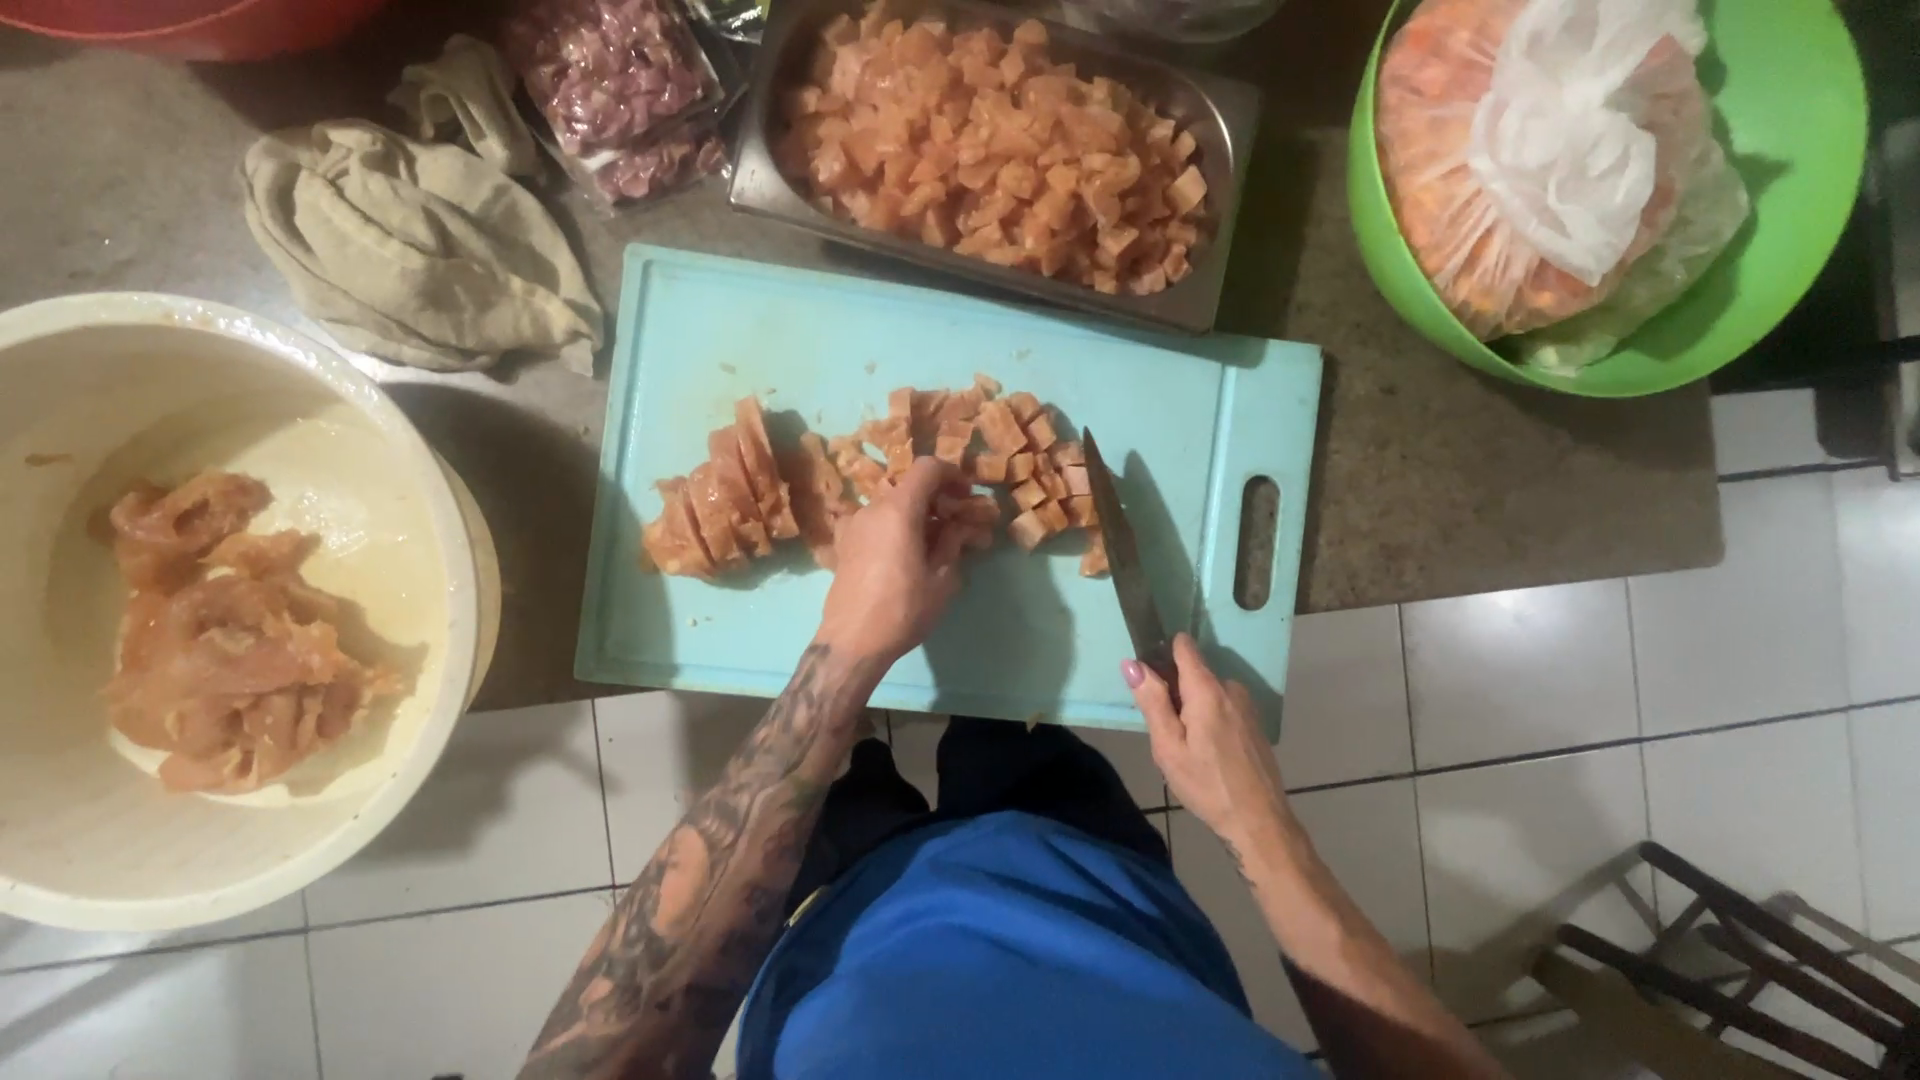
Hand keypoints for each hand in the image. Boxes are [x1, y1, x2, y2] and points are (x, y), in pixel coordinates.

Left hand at [817, 457, 970, 663]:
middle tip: (961, 525)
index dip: (953, 475)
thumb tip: (961, 526)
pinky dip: (898, 527)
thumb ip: (954, 542)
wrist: (852, 642)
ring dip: (920, 516)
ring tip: (939, 544)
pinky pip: (878, 523)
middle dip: (939, 500)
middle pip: (910, 487)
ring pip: (894, 506)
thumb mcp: (942, 578)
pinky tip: (909, 554)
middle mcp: (872, 508)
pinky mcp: (846, 543)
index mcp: (898, 510)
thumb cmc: (903, 610)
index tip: (968, 496)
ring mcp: (855, 525)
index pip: (928, 468)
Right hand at [1126, 633, 1290, 848]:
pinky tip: (1207, 753)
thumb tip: (1132, 663)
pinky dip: (1209, 719)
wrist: (1258, 820)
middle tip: (1166, 732)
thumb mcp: (1168, 746)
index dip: (1162, 652)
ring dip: (1192, 709)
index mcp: (1207, 690)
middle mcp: (1230, 688)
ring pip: (1207, 692)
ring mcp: (1246, 705)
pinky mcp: (1254, 722)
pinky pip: (1222, 707)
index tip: (1148, 675)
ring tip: (1186, 748)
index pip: (1184, 647)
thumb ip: (1152, 701)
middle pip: (1193, 673)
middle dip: (1174, 691)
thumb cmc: (1206, 784)